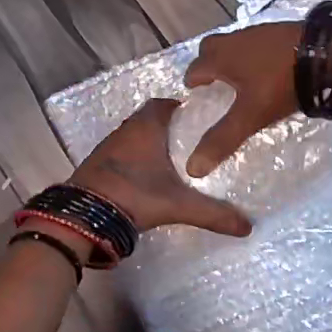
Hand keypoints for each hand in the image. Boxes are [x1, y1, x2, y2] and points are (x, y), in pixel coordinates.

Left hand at [68, 99, 251, 237]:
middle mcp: (125, 131)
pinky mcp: (97, 165)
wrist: (85, 216)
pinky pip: (122, 154)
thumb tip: (246, 227)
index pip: (164, 104)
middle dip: (169, 129)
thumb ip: (213, 214)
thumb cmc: (135, 196)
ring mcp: (107, 148)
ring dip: (151, 145)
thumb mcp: (179, 205)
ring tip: (174, 162)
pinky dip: (135, 160)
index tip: (200, 121)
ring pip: (134, 137)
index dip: (182, 109)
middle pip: (150, 120)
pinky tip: (147, 178)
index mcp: (146, 128)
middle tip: (192, 144)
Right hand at [180, 21, 304, 177]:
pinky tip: (269, 69)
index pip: (195, 68)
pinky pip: (260, 43)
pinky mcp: (284, 30)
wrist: (328, 53)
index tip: (193, 92)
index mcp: (222, 58)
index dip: (192, 81)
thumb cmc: (281, 84)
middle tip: (214, 81)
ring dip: (233, 58)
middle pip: (212, 47)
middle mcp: (237, 40)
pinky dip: (257, 55)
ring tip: (241, 78)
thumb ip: (223, 140)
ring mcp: (262, 32)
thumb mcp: (250, 116)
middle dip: (208, 62)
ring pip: (237, 43)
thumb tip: (192, 169)